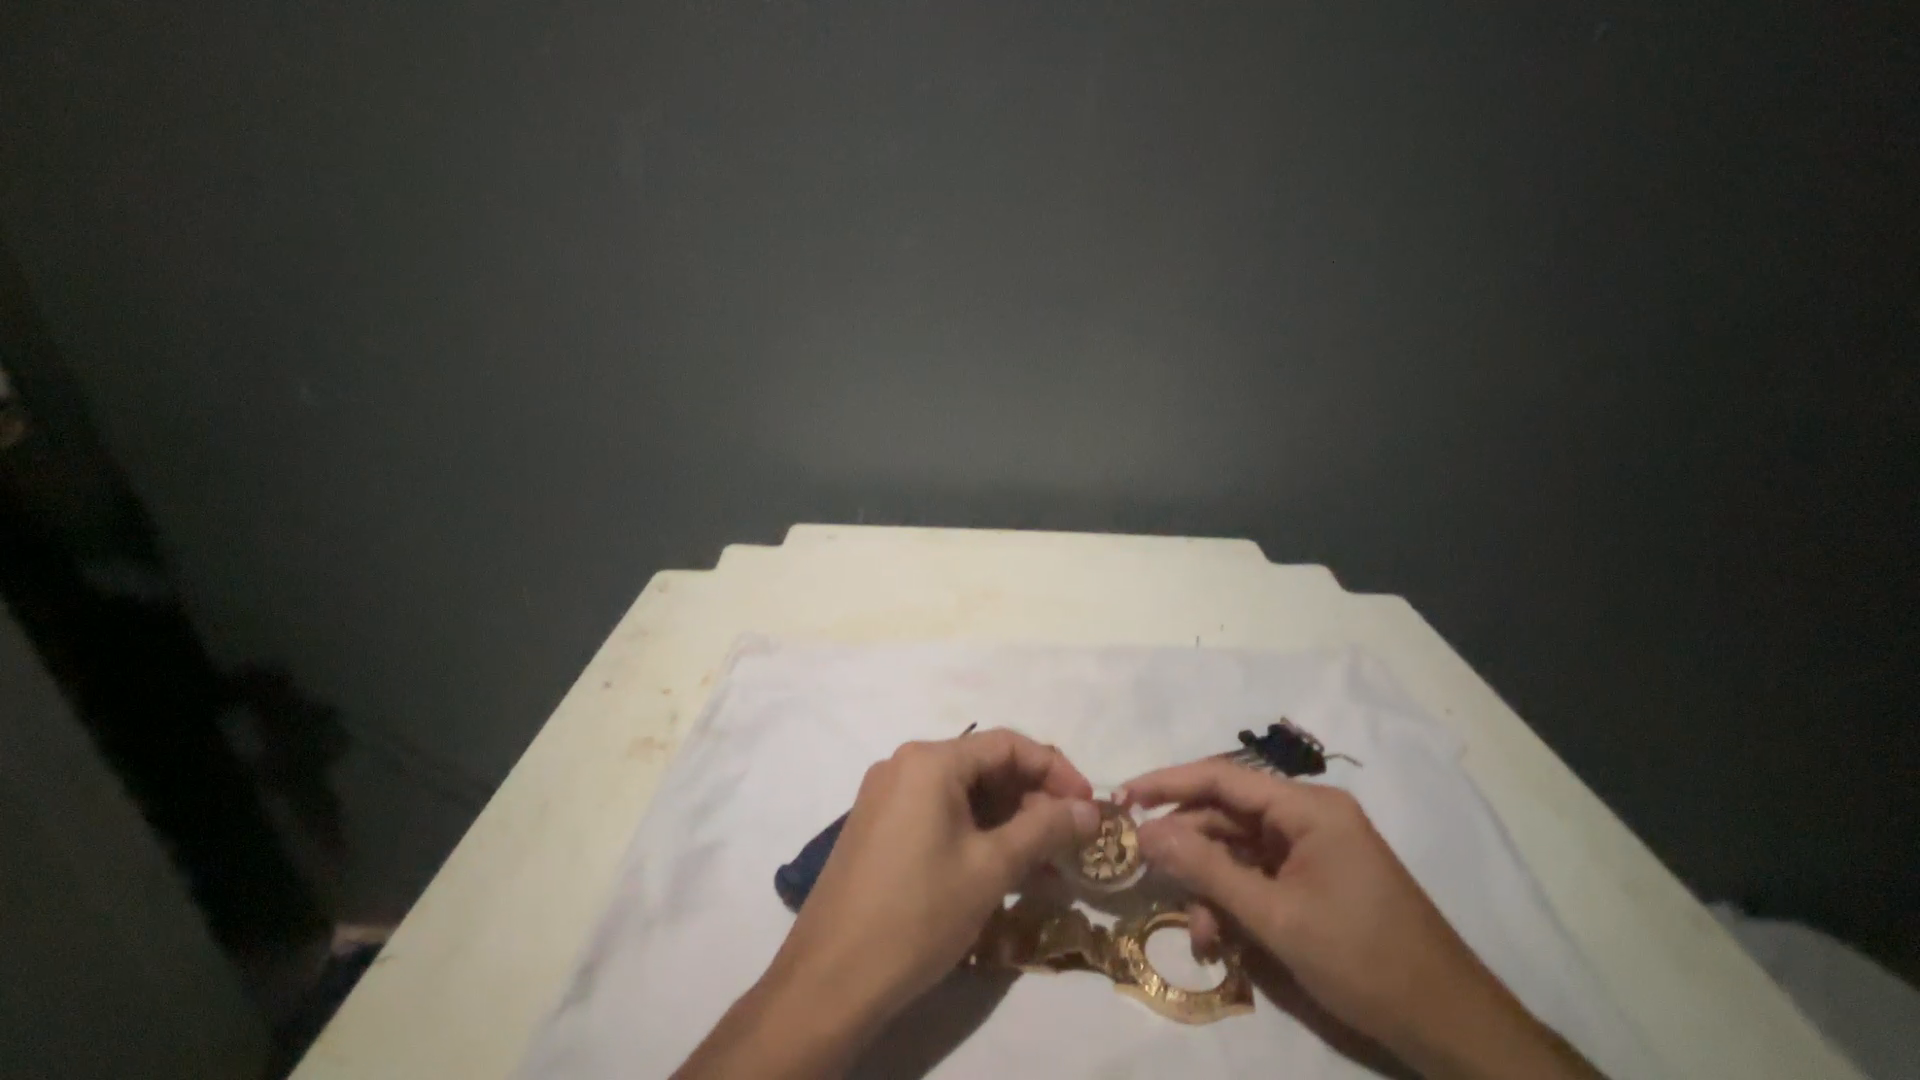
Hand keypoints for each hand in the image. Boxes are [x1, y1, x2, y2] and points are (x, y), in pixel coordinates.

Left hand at [676, 729, 1098, 1078]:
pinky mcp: (877, 827)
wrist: (831, 977)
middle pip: (984, 765)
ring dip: (1008, 820)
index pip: (1008, 745)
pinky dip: (976, 832)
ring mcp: (885, 796)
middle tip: (1070, 839)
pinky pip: (938, 814)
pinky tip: (1001, 866)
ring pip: (963, 793)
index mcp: (929, 760)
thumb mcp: (991, 869)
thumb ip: (1045, 829)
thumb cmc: (918, 914)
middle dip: (1033, 798)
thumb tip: (1091, 809)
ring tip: (1043, 861)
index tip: (1089, 807)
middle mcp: (903, 765)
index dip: (1056, 770)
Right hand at [1120, 760, 1604, 1079]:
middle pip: (1227, 816)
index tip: (1121, 799)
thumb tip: (1144, 833)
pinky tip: (1221, 941)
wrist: (1448, 1024)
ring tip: (1198, 934)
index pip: (1222, 777)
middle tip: (1143, 873)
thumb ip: (1206, 870)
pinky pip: (1260, 879)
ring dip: (1210, 888)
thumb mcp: (1275, 916)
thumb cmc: (1363, 959)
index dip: (1166, 784)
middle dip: (1187, 849)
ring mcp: (1315, 852)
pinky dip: (1235, 904)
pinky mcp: (1317, 884)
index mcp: (1308, 808)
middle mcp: (1310, 819)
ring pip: (1239, 853)